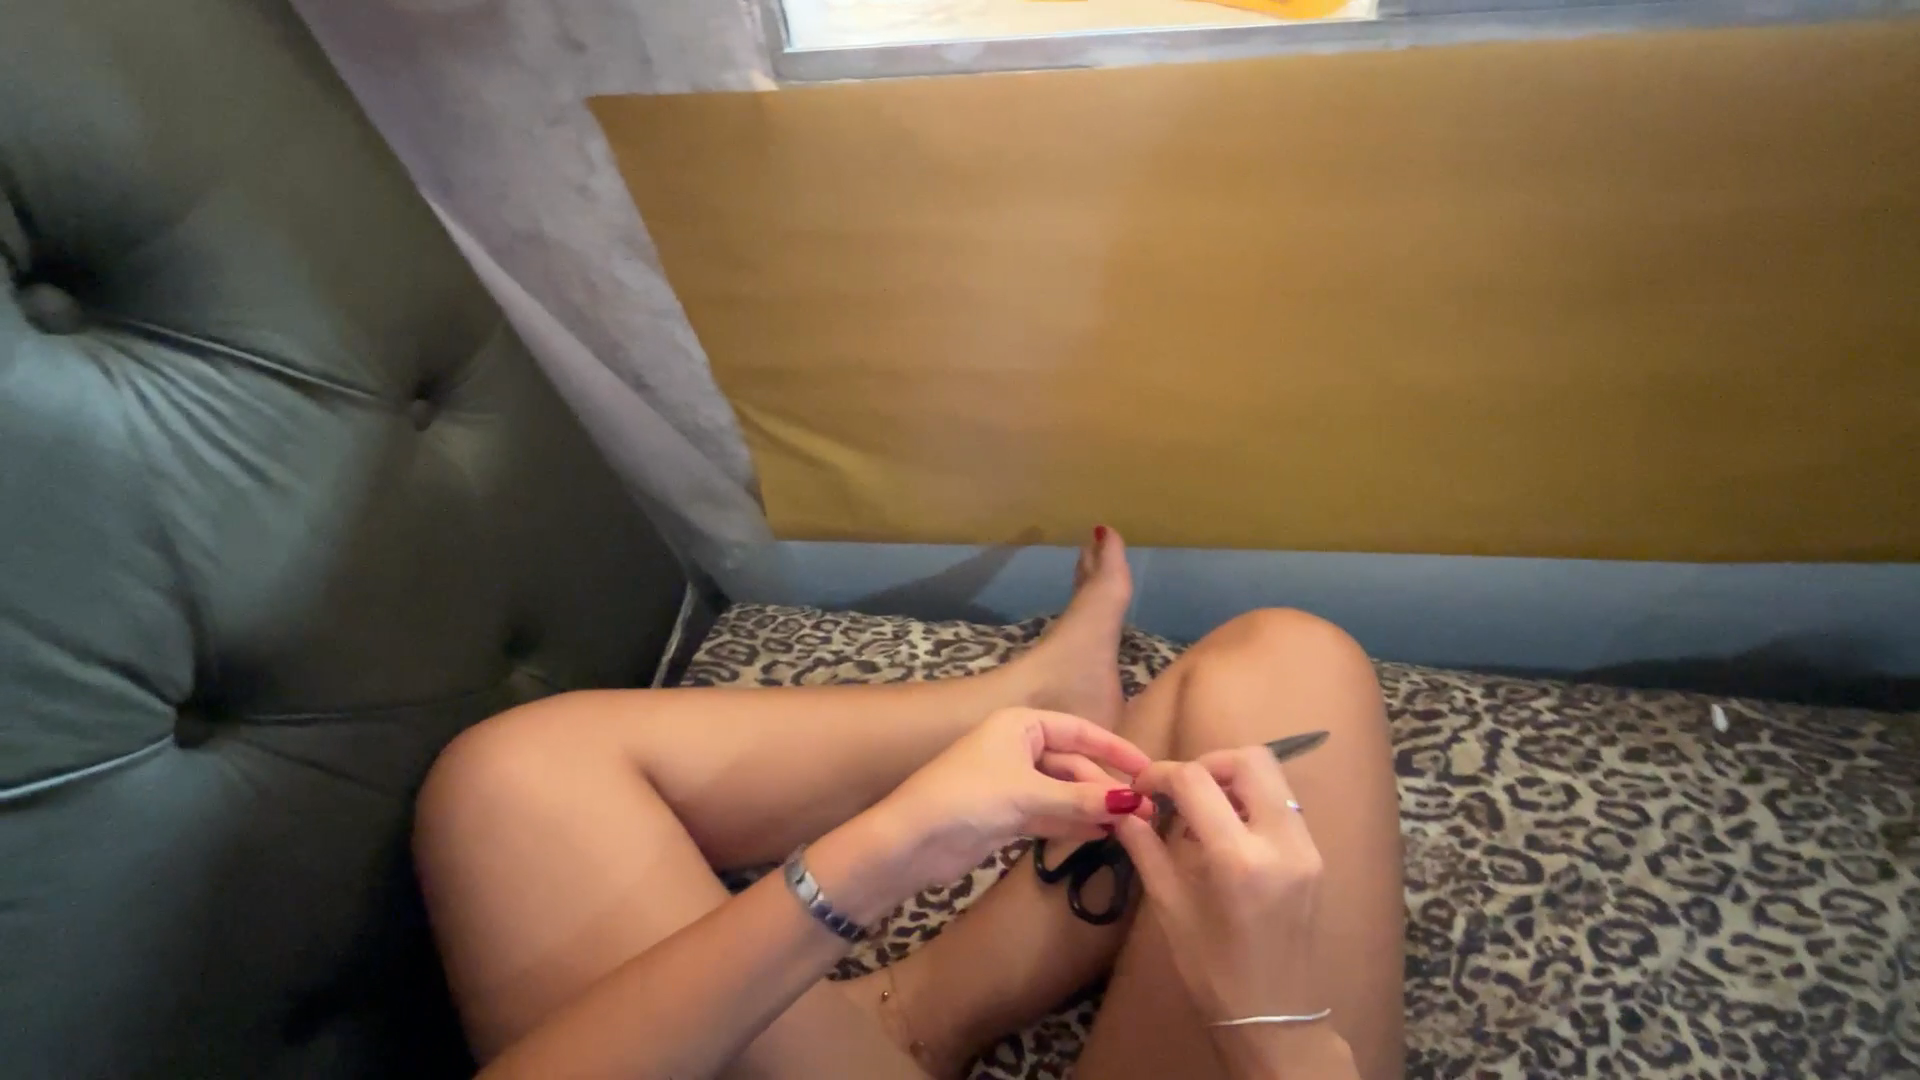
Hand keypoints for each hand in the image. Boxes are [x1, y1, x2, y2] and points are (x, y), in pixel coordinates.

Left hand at [873, 706, 1153, 889]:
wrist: (911, 840)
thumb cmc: (967, 797)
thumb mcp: (1028, 794)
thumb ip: (1080, 799)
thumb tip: (1134, 802)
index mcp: (1020, 724)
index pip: (1079, 731)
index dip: (1115, 749)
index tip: (1149, 769)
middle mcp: (1019, 747)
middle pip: (1074, 764)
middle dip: (1105, 787)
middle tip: (1146, 813)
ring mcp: (1013, 781)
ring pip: (1064, 791)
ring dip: (1093, 807)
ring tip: (1132, 828)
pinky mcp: (1008, 813)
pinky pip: (1051, 812)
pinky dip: (1074, 822)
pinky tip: (1103, 834)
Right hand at [1112, 747, 1326, 1022]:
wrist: (1276, 1020)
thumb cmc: (1213, 970)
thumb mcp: (1169, 906)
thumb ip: (1145, 847)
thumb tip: (1121, 808)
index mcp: (1239, 859)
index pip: (1195, 780)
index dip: (1159, 773)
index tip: (1140, 788)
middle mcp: (1281, 843)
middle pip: (1250, 759)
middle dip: (1206, 763)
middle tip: (1179, 790)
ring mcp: (1306, 848)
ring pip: (1272, 776)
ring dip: (1231, 778)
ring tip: (1201, 811)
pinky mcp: (1315, 856)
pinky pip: (1282, 803)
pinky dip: (1250, 799)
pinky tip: (1226, 832)